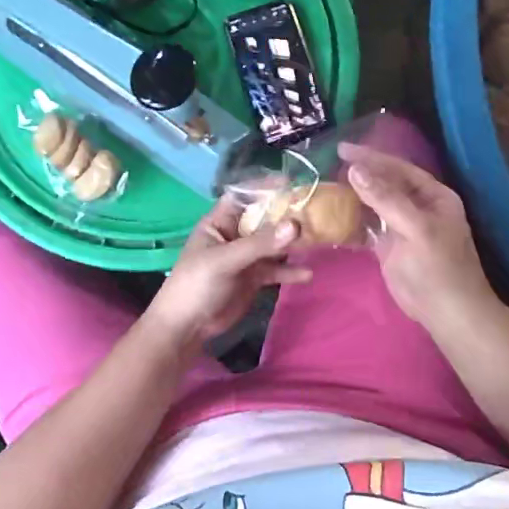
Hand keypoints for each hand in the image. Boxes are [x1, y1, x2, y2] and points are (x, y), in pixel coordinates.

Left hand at [144, 196, 311, 347]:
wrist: (187, 325)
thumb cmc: (196, 284)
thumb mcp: (225, 260)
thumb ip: (259, 244)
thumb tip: (296, 225)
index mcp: (218, 223)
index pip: (243, 197)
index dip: (265, 188)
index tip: (294, 183)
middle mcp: (233, 236)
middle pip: (264, 219)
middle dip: (287, 216)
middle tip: (319, 212)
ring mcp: (244, 257)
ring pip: (273, 244)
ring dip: (293, 243)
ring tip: (320, 240)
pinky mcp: (253, 278)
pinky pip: (275, 269)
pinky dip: (290, 271)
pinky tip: (307, 274)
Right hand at [340, 144, 496, 329]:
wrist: (446, 311)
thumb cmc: (438, 267)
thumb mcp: (415, 228)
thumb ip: (385, 198)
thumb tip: (354, 169)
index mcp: (433, 196)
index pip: (399, 168)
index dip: (371, 157)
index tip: (341, 149)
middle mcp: (417, 207)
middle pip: (383, 183)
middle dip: (357, 175)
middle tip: (325, 166)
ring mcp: (401, 227)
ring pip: (371, 204)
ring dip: (349, 197)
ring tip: (322, 188)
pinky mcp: (387, 246)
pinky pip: (364, 227)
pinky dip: (347, 222)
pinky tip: (328, 218)